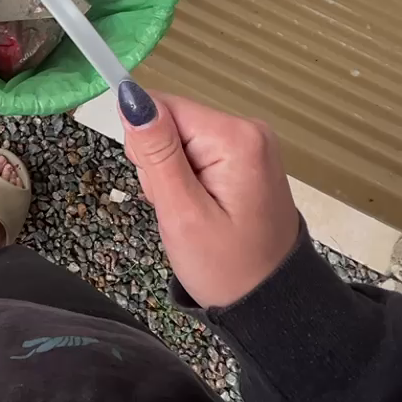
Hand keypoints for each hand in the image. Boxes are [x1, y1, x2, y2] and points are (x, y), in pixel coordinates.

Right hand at [119, 82, 301, 307]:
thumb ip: (156, 151)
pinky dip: (184, 180)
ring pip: (176, 138)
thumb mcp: (182, 212)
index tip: (162, 188)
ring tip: (190, 214)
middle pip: (169, 122)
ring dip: (169, 176)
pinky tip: (198, 208)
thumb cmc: (225, 266)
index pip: (161, 108)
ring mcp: (248, 143)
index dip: (147, 147)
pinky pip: (192, 152)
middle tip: (178, 208)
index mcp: (235, 136)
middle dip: (158, 164)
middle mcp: (246, 128)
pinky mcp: (243, 158)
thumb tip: (130, 96)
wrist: (271, 305)